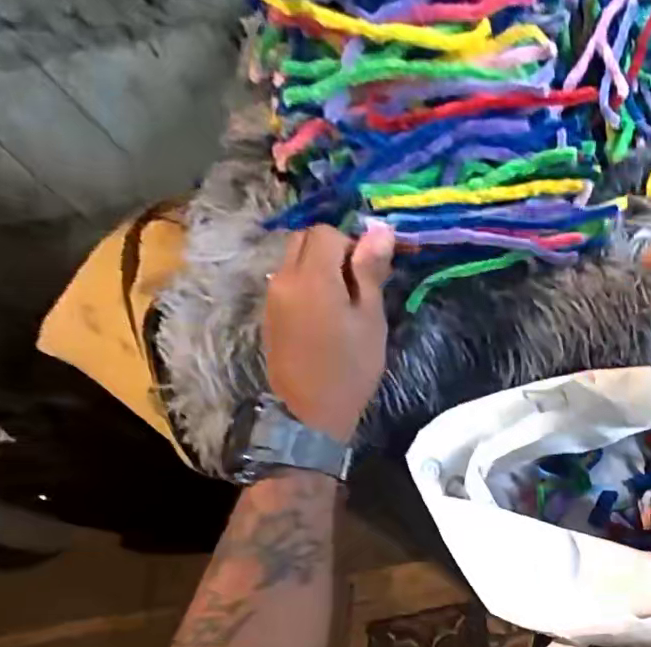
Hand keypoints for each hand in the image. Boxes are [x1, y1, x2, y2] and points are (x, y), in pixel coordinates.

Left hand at [262, 222, 395, 440]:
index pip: (327, 232)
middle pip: (305, 239)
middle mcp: (284, 277)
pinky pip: (288, 282)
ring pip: (295, 259)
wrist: (311, 412)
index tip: (370, 275)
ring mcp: (273, 295)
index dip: (352, 245)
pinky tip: (325, 318)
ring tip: (343, 305)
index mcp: (313, 277)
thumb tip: (380, 230)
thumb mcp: (370, 320)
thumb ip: (370, 272)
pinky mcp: (270, 314)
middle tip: (357, 286)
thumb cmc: (351, 368)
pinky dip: (308, 286)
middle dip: (332, 251)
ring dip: (319, 269)